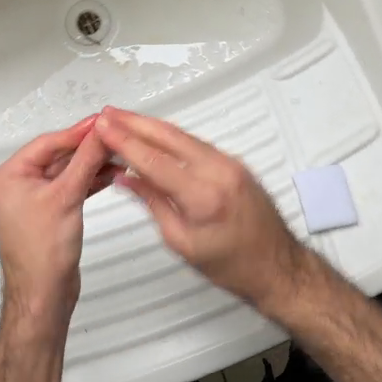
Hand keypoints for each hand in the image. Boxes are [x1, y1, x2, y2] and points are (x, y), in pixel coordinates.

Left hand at [0, 116, 121, 331]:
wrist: (43, 298)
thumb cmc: (43, 252)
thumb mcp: (67, 196)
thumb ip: (86, 160)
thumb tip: (101, 131)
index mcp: (9, 176)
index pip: (48, 143)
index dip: (77, 132)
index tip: (103, 122)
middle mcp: (17, 184)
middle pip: (58, 155)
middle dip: (88, 148)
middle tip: (115, 136)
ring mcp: (33, 200)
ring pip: (67, 171)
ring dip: (92, 164)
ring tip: (119, 154)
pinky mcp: (50, 213)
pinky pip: (70, 187)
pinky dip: (89, 180)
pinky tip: (110, 174)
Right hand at [95, 107, 313, 311]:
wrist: (279, 265)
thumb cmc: (231, 267)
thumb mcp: (183, 243)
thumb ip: (153, 203)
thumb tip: (124, 176)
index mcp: (203, 196)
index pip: (155, 161)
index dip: (125, 141)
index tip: (102, 127)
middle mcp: (218, 170)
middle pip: (168, 137)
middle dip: (134, 123)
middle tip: (106, 114)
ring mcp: (230, 162)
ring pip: (182, 136)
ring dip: (150, 126)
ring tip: (121, 119)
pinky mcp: (234, 162)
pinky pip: (195, 143)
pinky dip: (170, 136)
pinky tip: (152, 133)